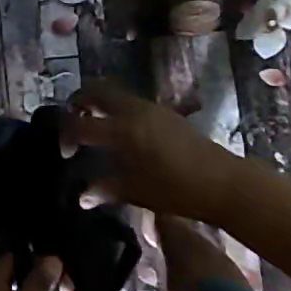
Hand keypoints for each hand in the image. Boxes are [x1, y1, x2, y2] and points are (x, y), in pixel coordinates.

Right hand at [63, 80, 244, 221]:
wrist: (225, 183)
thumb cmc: (177, 190)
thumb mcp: (136, 191)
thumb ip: (104, 189)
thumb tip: (81, 198)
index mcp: (121, 131)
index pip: (78, 124)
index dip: (65, 136)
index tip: (67, 154)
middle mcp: (132, 112)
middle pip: (94, 91)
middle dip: (77, 102)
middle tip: (72, 121)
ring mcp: (150, 108)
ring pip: (114, 93)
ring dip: (98, 103)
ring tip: (94, 125)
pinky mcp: (164, 112)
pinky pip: (130, 101)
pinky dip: (117, 109)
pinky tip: (122, 132)